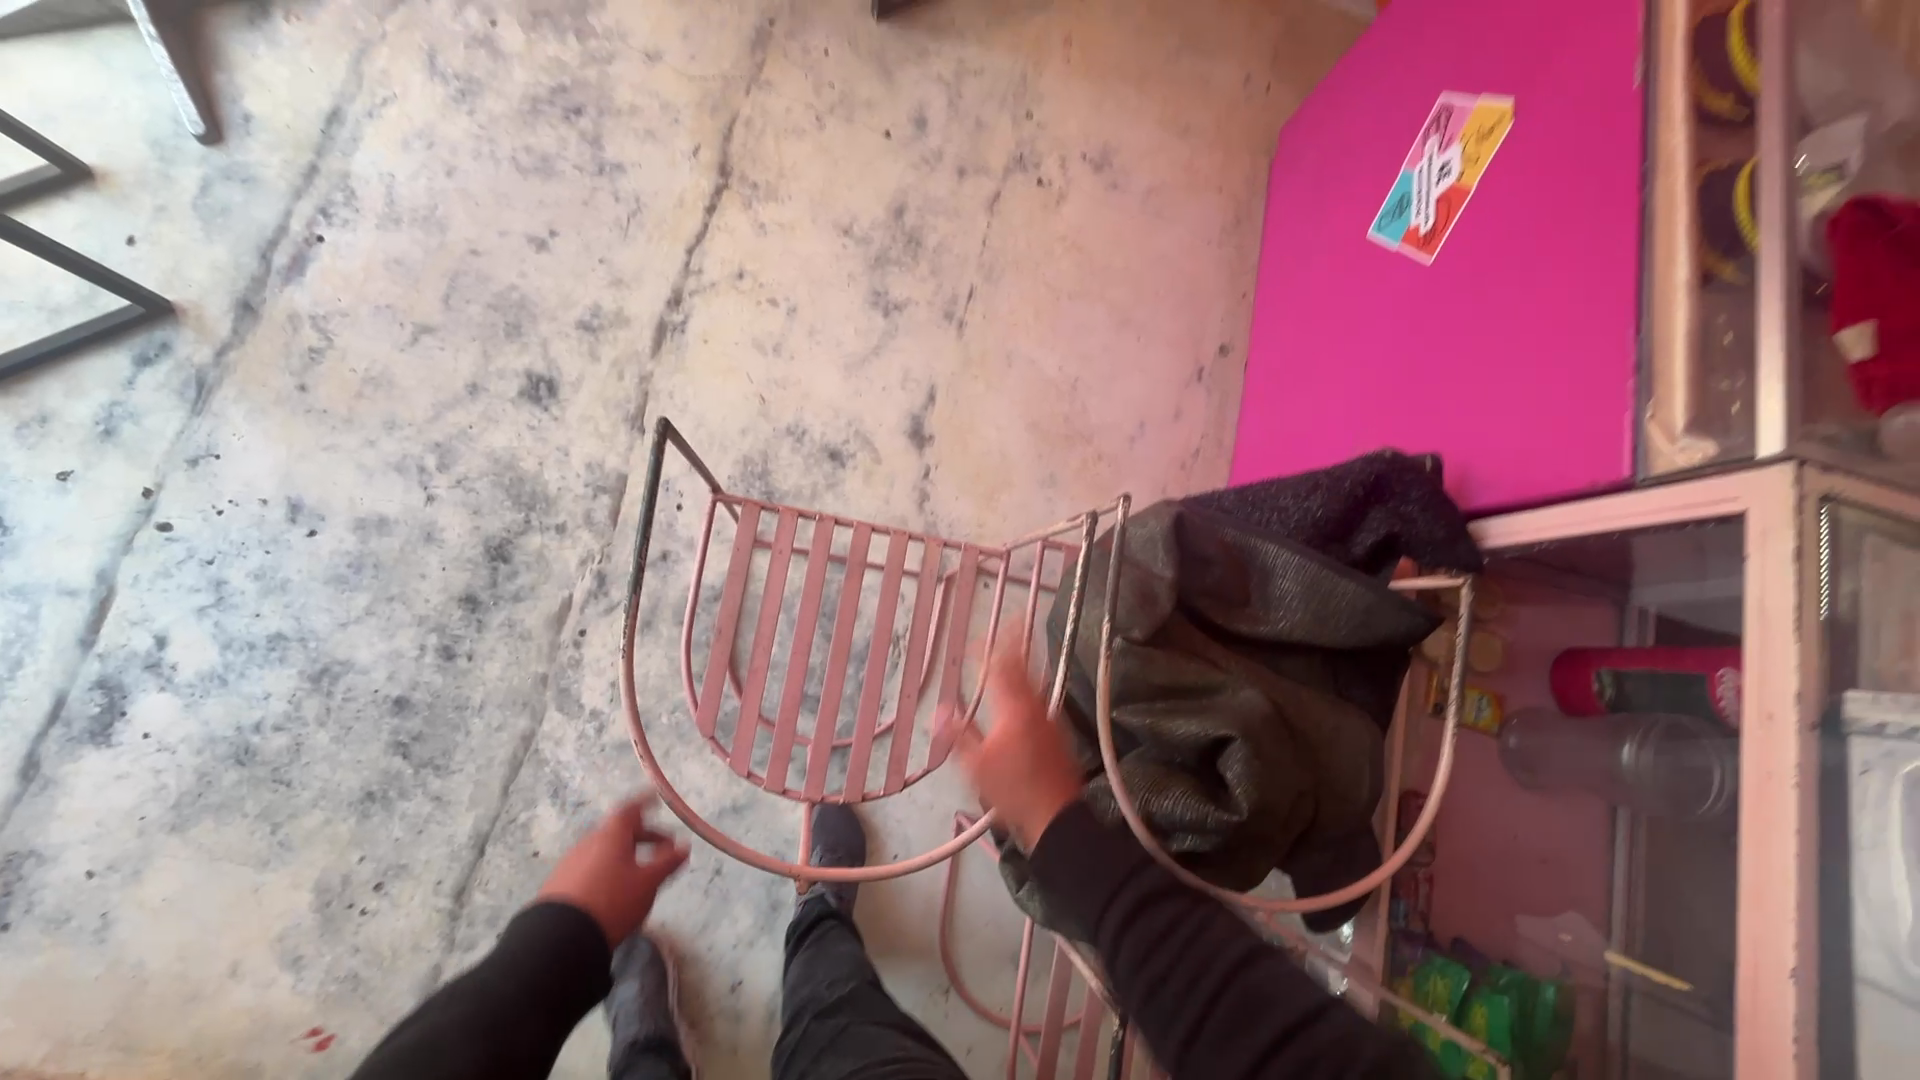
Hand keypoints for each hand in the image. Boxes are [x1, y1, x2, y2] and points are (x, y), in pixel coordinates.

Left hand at [534, 794, 688, 947]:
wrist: (560, 937)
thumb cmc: (613, 901)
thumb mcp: (648, 882)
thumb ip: (668, 862)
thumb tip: (684, 847)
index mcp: (612, 835)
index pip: (631, 809)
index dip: (646, 802)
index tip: (657, 799)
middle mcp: (589, 842)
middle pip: (618, 831)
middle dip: (643, 836)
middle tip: (662, 848)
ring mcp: (571, 862)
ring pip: (604, 850)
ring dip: (625, 855)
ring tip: (639, 874)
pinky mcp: (558, 883)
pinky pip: (590, 867)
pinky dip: (607, 869)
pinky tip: (613, 890)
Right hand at [948, 651, 1084, 851]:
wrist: (1056, 814)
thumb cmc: (1014, 790)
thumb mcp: (976, 768)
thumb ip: (958, 736)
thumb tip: (939, 712)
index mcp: (1013, 709)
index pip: (1000, 669)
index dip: (988, 649)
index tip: (977, 638)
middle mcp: (1035, 705)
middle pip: (1025, 665)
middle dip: (1015, 642)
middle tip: (1009, 621)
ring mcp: (1050, 717)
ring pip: (1036, 678)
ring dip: (1026, 659)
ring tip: (1018, 645)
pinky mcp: (1059, 730)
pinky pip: (1042, 694)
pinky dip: (1032, 680)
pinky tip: (1027, 686)